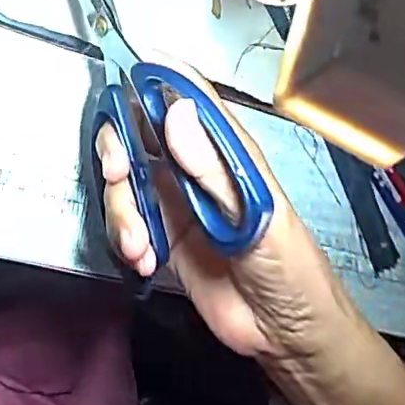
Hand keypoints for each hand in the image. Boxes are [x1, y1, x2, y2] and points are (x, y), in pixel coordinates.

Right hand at [96, 88, 350, 362]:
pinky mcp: (157, 229)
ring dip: (120, 207)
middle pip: (136, 128)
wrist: (286, 336)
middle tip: (116, 173)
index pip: (185, 94)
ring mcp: (171, 195)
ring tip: (139, 244)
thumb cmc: (289, 267)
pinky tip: (143, 258)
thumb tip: (176, 112)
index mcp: (221, 146)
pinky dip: (123, 234)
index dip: (154, 74)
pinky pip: (122, 216)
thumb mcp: (256, 216)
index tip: (123, 68)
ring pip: (122, 175)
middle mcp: (190, 162)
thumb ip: (212, 167)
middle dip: (115, 146)